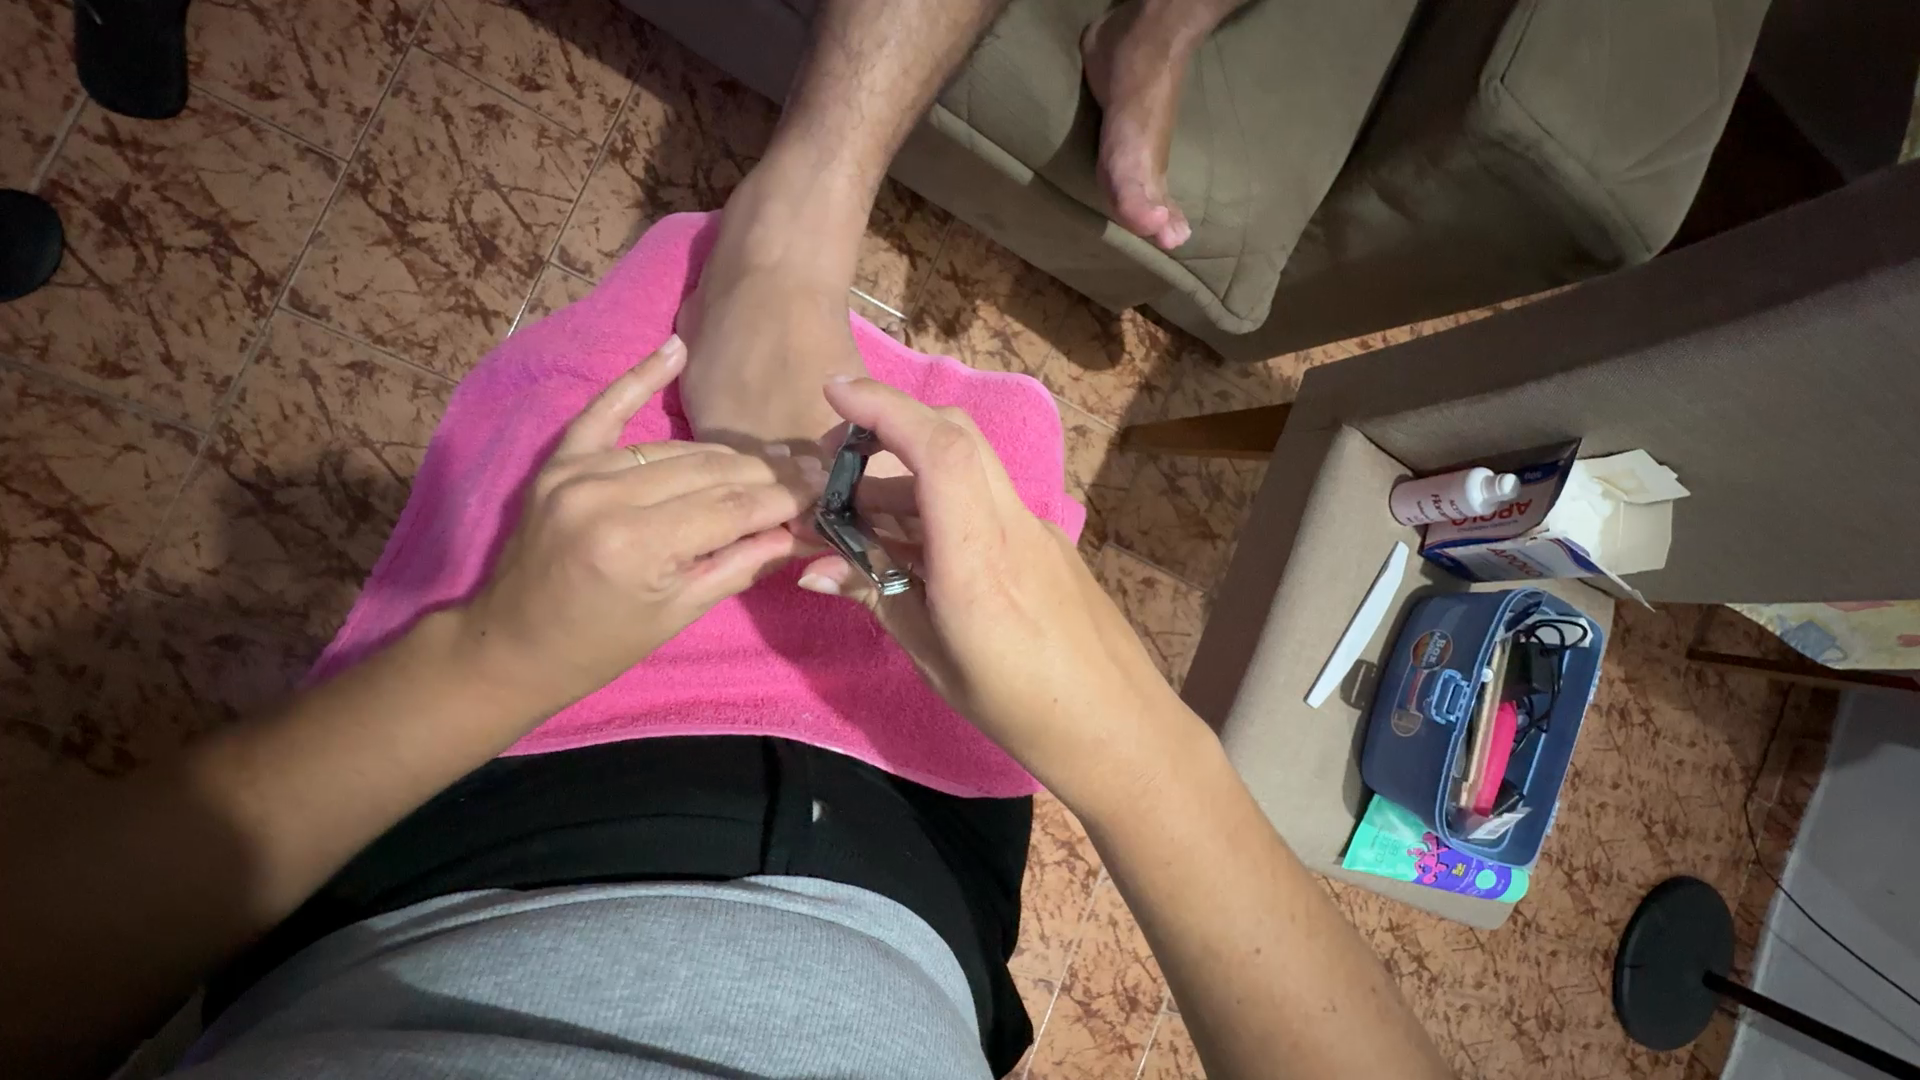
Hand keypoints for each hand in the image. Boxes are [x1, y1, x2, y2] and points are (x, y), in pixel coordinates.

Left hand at [458, 335, 824, 713]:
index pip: (733, 508)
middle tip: (809, 475)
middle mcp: (607, 496)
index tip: (823, 491)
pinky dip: (638, 379)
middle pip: (712, 471)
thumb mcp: (680, 613)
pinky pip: (605, 410)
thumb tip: (800, 532)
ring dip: (730, 454)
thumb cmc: (602, 646)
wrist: (512, 646)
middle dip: (767, 476)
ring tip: (773, 460)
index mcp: (638, 545)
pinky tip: (675, 350)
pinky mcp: (560, 462)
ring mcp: (579, 472)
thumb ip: (741, 564)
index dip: (785, 500)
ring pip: (680, 449)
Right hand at [794, 377, 1185, 788]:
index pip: (941, 451)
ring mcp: (1038, 528)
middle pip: (958, 435)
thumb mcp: (934, 659)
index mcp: (979, 559)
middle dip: (891, 424)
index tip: (835, 392)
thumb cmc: (1019, 707)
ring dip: (911, 470)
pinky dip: (941, 498)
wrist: (1115, 724)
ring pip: (971, 464)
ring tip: (862, 517)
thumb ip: (879, 598)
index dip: (886, 408)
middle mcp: (1012, 526)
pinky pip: (986, 497)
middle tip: (839, 457)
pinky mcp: (1047, 540)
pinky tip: (916, 543)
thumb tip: (817, 569)